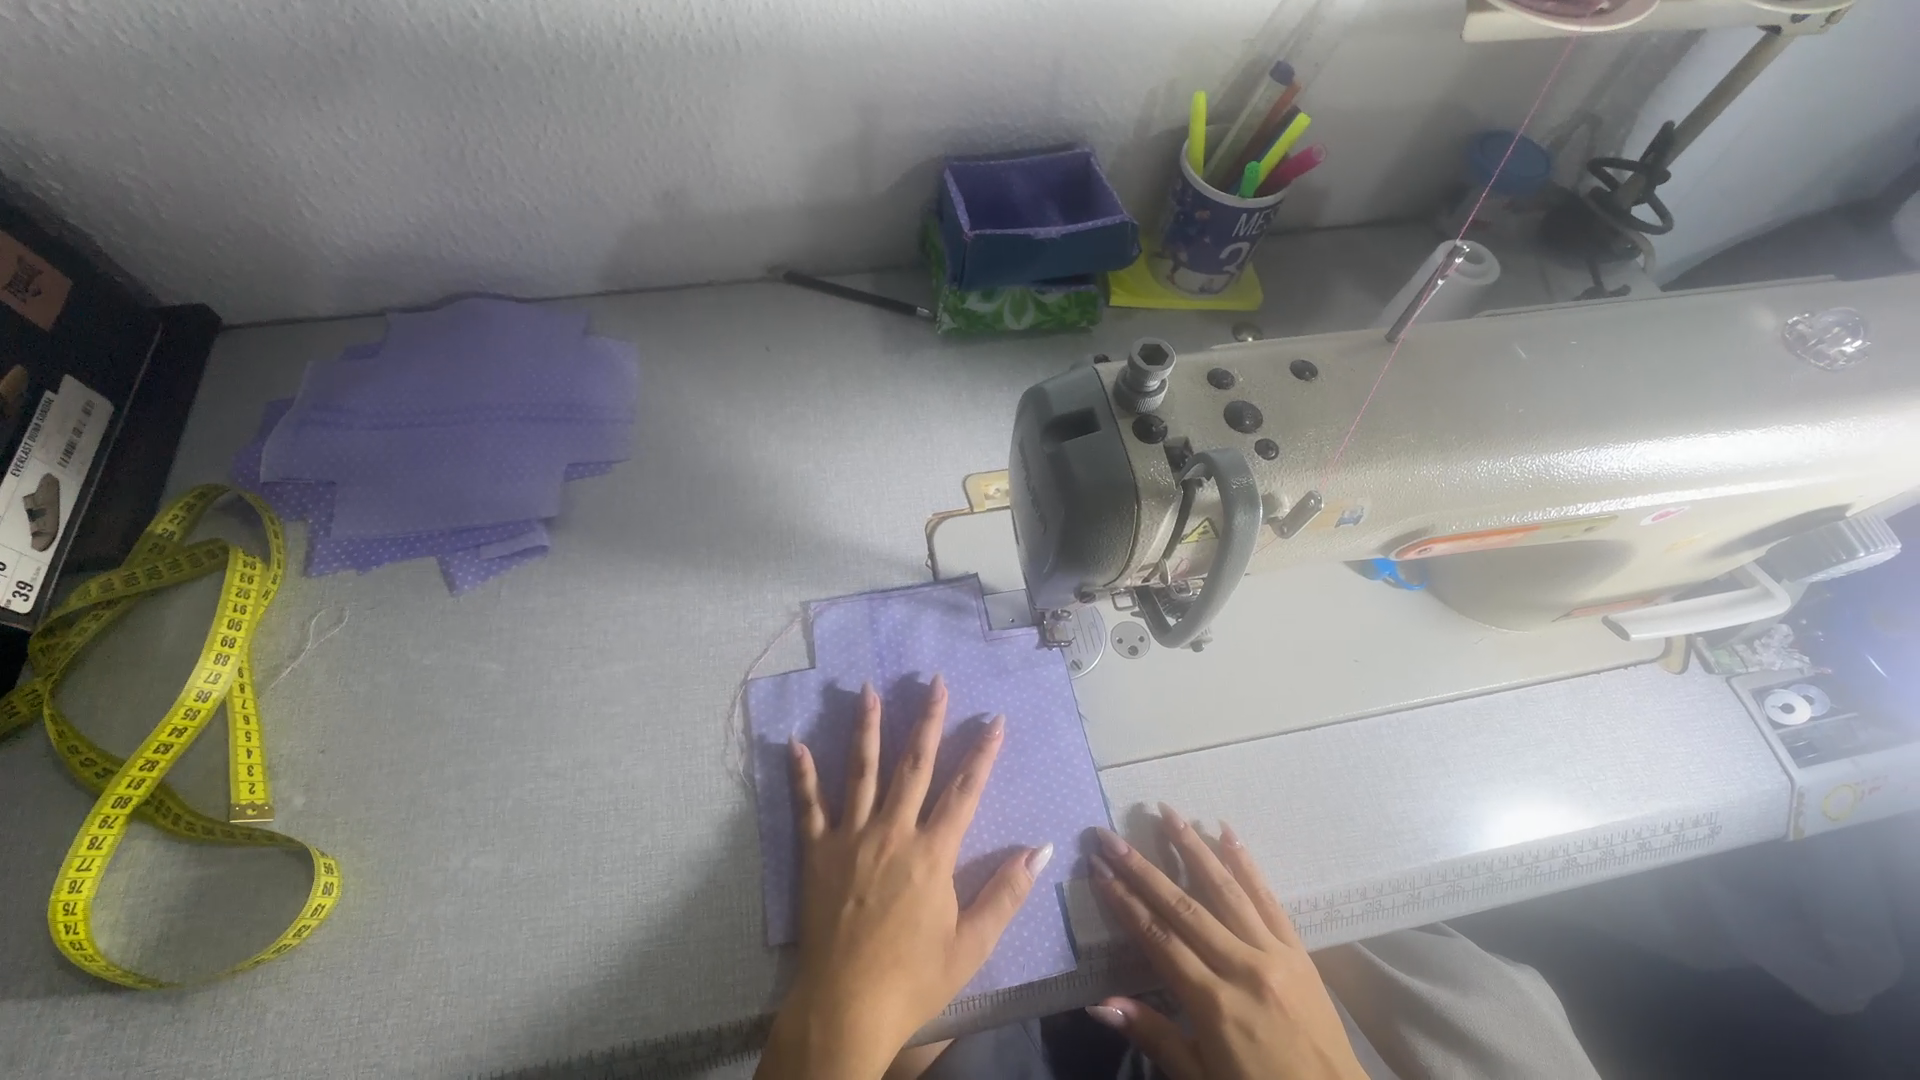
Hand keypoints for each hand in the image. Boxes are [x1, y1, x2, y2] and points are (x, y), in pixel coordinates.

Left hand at [756, 675, 1051, 1079]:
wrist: (846, 1007)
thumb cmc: (914, 978)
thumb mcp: (972, 943)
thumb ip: (1006, 892)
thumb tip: (1040, 849)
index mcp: (933, 852)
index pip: (965, 791)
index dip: (983, 753)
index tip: (995, 720)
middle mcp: (893, 832)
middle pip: (914, 765)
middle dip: (929, 720)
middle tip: (935, 682)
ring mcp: (851, 837)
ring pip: (861, 770)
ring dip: (868, 727)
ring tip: (870, 689)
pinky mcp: (816, 852)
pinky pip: (808, 805)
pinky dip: (802, 773)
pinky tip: (795, 743)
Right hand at [1085, 808, 1367, 1079]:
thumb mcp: (1201, 1077)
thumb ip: (1154, 1034)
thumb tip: (1098, 1005)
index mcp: (1213, 1002)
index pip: (1157, 938)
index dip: (1124, 902)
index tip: (1097, 869)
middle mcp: (1242, 968)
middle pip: (1182, 906)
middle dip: (1142, 868)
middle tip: (1111, 836)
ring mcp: (1274, 954)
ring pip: (1225, 890)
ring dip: (1193, 847)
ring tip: (1167, 812)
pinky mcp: (1299, 950)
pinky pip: (1268, 899)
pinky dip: (1246, 863)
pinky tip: (1227, 833)